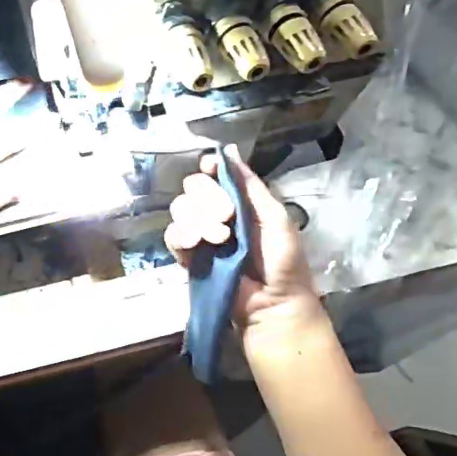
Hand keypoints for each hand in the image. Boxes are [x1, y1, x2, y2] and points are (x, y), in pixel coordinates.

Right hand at [164, 146, 324, 343]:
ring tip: (219, 238)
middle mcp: (216, 215)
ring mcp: (201, 237)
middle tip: (226, 216)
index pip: (214, 176)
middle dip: (207, 197)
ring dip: (198, 219)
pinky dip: (182, 236)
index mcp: (238, 203)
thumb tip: (229, 151)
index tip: (209, 166)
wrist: (273, 304)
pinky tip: (196, 243)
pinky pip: (174, 237)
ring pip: (181, 210)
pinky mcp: (189, 258)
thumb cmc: (282, 261)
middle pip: (194, 190)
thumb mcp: (275, 217)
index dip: (209, 169)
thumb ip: (250, 186)